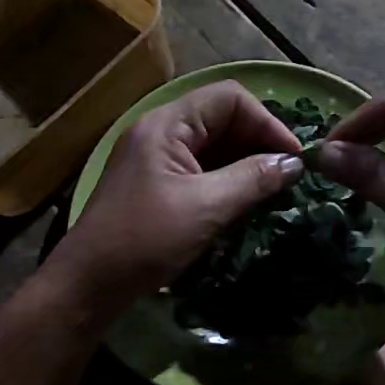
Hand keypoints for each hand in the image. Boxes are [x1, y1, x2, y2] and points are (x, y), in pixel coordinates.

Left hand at [51, 80, 305, 307]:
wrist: (90, 284)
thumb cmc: (145, 240)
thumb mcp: (207, 207)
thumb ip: (253, 179)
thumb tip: (295, 164)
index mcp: (166, 124)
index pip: (230, 99)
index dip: (268, 123)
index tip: (295, 158)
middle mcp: (161, 132)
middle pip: (223, 119)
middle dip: (260, 143)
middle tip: (290, 175)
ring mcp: (158, 159)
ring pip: (216, 146)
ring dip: (248, 163)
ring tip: (277, 189)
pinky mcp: (159, 184)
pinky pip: (204, 169)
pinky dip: (230, 180)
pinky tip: (249, 201)